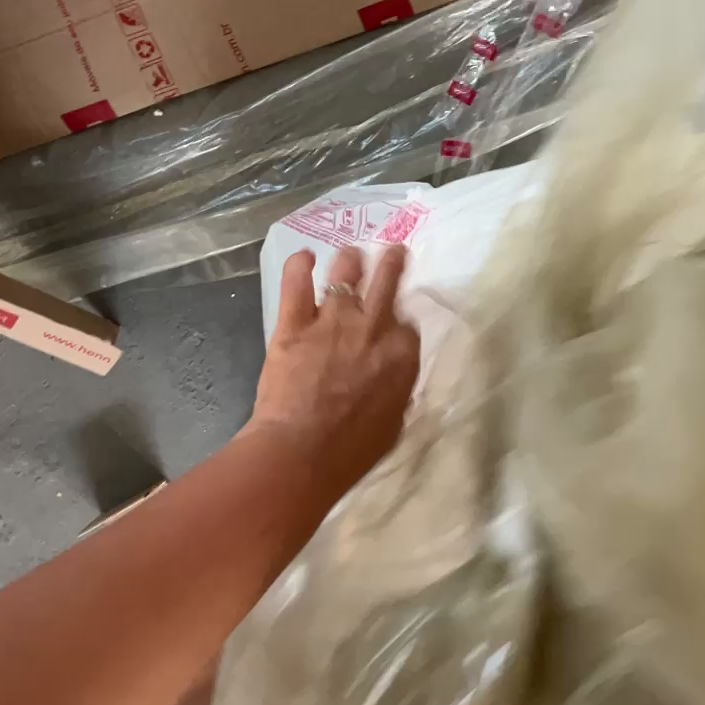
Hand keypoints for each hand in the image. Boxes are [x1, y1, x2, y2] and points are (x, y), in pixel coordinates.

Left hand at [248, 245, 420, 492]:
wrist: (301, 453)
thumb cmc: (352, 451)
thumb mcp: (394, 423)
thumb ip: (397, 390)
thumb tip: (394, 380)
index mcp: (402, 354)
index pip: (408, 325)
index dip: (401, 323)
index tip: (397, 325)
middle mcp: (372, 327)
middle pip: (388, 280)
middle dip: (393, 262)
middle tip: (394, 251)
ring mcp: (333, 320)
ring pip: (346, 271)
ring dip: (351, 258)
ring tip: (351, 252)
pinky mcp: (295, 323)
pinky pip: (297, 282)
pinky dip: (299, 265)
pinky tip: (303, 256)